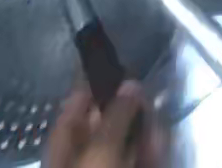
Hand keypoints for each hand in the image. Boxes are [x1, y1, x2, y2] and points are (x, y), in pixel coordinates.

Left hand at [43, 82, 161, 167]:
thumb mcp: (100, 154)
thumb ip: (116, 116)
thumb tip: (131, 83)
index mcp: (60, 154)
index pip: (72, 112)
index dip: (93, 86)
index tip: (119, 64)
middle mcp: (80, 165)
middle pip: (102, 128)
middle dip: (127, 111)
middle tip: (147, 96)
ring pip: (124, 148)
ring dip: (143, 133)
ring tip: (158, 125)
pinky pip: (139, 161)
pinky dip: (151, 154)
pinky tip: (161, 146)